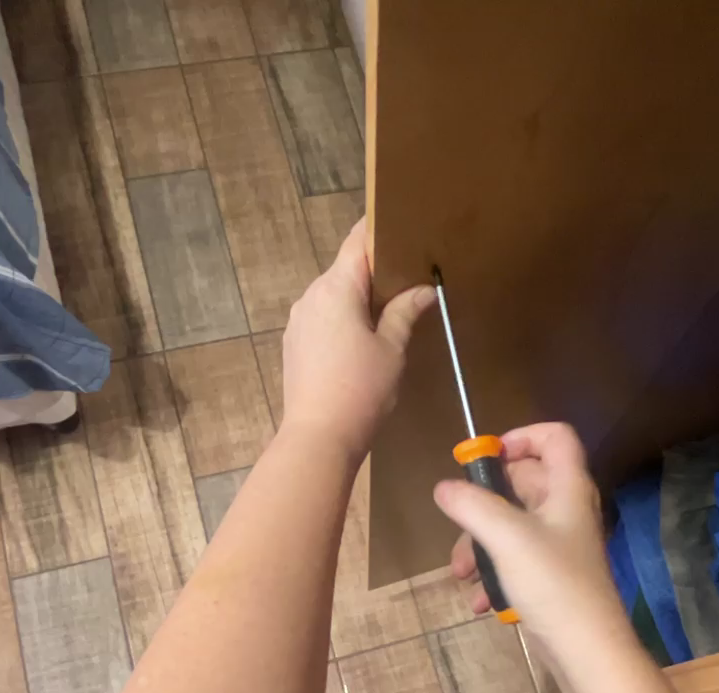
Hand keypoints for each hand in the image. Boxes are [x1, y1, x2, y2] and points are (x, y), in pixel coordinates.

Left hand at [278, 218, 436, 457]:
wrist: (319, 437)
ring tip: (387, 317)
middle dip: (374, 273)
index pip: (357, 243)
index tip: (403, 227)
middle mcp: (310, 296)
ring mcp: (298, 321)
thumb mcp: (392, 351)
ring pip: (332, 297)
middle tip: (407, 280)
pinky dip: (342, 321)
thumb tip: (424, 289)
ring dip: (357, 300)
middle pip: (344, 270)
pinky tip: (360, 345)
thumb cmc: (361, 391)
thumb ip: (404, 313)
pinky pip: (322, 320)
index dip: (379, 232)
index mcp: (335, 289)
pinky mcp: (294, 344)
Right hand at [433, 423, 630, 653]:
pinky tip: (479, 602)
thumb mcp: (506, 538)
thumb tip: (444, 488)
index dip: (521, 437)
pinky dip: (494, 575)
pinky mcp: (550, 577)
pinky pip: (514, 561)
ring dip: (480, 547)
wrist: (587, 651)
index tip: (485, 458)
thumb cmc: (553, 584)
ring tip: (461, 576)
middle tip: (457, 525)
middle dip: (482, 505)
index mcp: (568, 489)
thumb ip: (472, 505)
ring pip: (510, 526)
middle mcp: (566, 510)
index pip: (555, 437)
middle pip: (521, 484)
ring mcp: (558, 545)